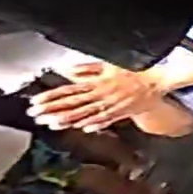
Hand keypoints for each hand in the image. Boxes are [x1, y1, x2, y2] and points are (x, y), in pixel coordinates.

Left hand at [28, 63, 167, 131]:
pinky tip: (83, 127)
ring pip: (87, 113)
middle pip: (73, 103)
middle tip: (35, 115)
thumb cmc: (133, 73)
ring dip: (69, 119)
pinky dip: (95, 123)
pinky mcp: (122, 111)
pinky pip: (107, 118)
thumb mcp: (110, 66)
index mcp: (98, 83)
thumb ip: (88, 68)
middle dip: (52, 109)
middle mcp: (102, 94)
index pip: (69, 90)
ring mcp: (112, 104)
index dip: (51, 96)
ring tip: (52, 124)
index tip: (36, 102)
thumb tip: (68, 70)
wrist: (156, 81)